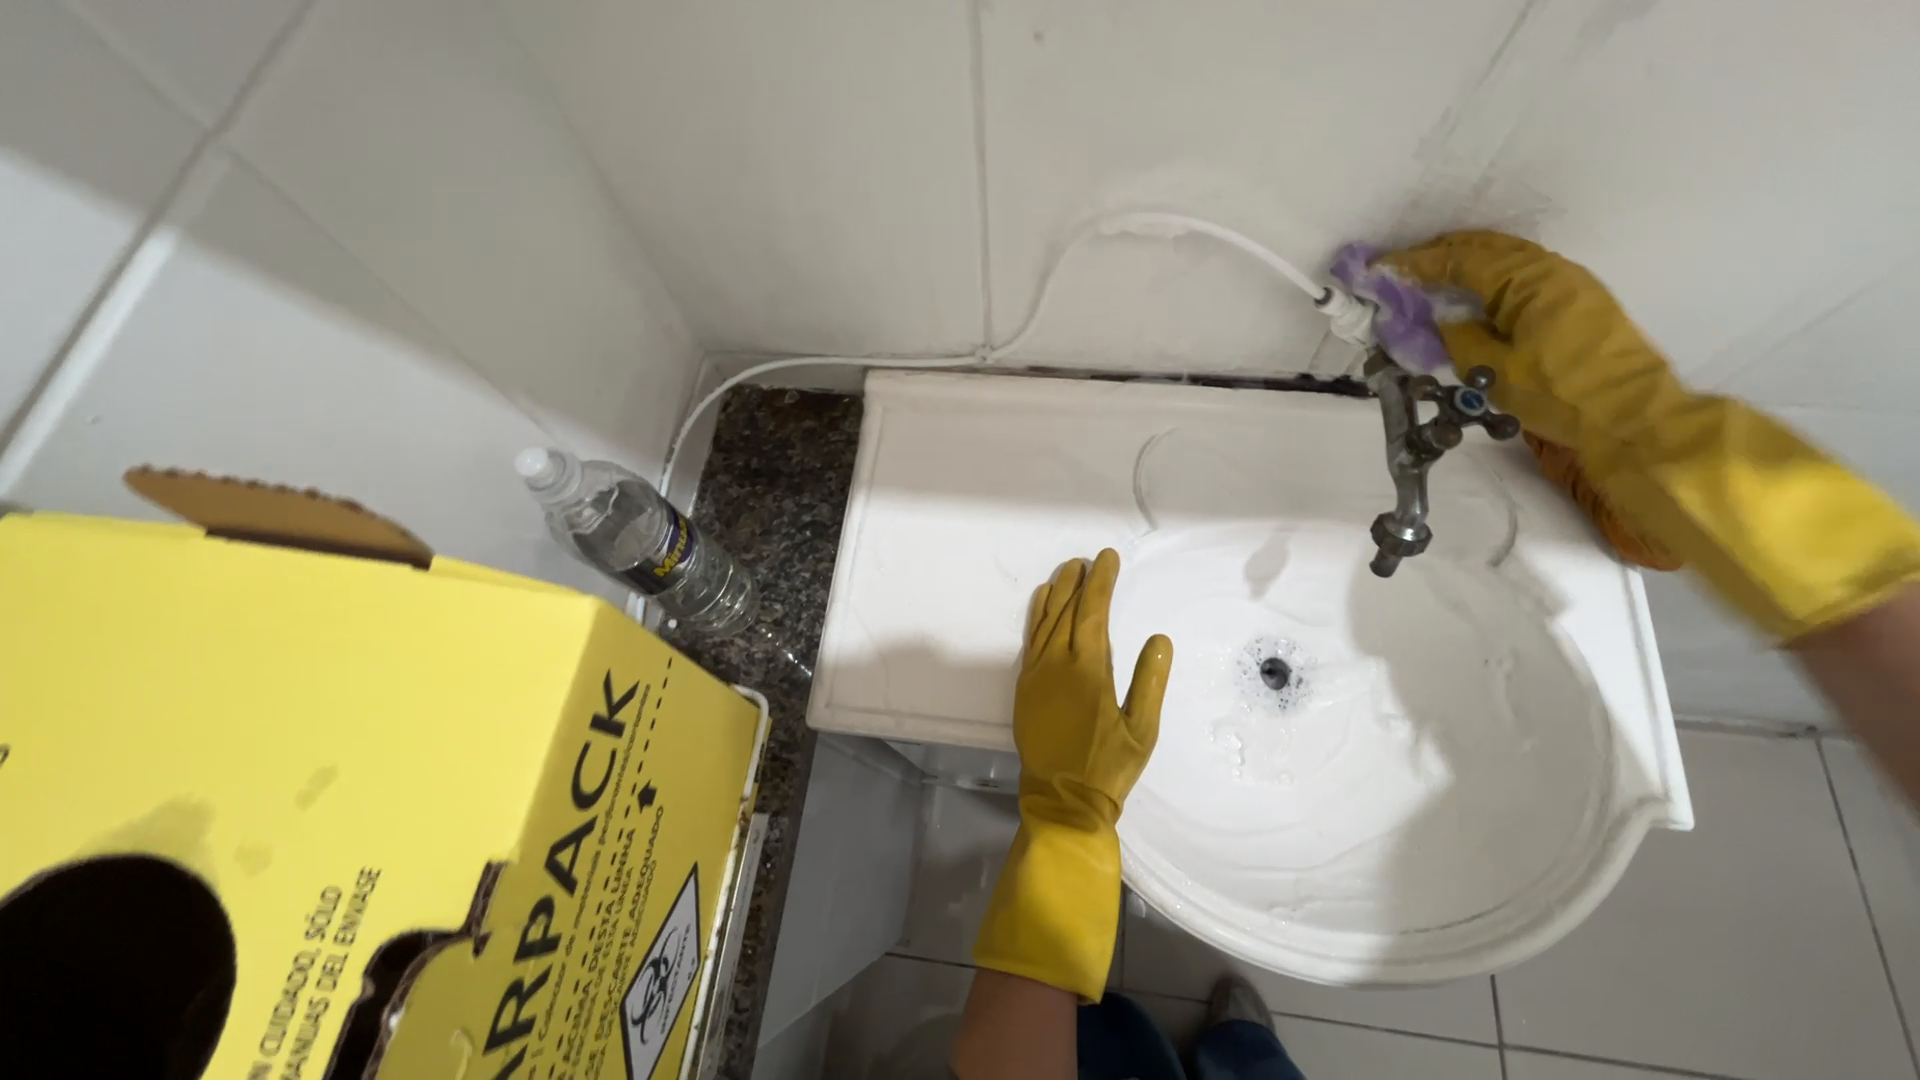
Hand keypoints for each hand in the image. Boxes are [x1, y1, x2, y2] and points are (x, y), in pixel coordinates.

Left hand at [972, 549, 1172, 1000]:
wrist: (1061, 799)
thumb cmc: (1108, 767)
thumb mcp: (1141, 730)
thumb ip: (1149, 681)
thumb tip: (1158, 639)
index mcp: (1088, 672)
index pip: (1093, 614)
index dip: (1101, 583)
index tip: (1107, 559)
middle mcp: (1057, 666)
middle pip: (1065, 611)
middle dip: (1077, 582)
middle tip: (1086, 560)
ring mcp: (1036, 675)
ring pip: (1044, 622)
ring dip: (1055, 594)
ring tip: (1066, 572)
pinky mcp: (1024, 687)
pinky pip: (1029, 641)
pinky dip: (1036, 617)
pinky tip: (1041, 603)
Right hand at [1381, 231, 1919, 640]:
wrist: (1631, 416)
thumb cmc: (1560, 393)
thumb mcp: (1492, 369)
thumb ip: (1456, 336)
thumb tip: (1433, 318)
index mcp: (1528, 281)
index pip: (1460, 260)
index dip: (1415, 264)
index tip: (1379, 271)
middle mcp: (1550, 270)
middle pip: (1483, 249)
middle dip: (1437, 256)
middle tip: (1397, 270)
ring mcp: (1566, 283)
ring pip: (1502, 260)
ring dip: (1461, 265)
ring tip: (1424, 281)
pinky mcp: (1572, 302)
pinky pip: (1518, 275)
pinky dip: (1484, 278)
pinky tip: (1465, 295)